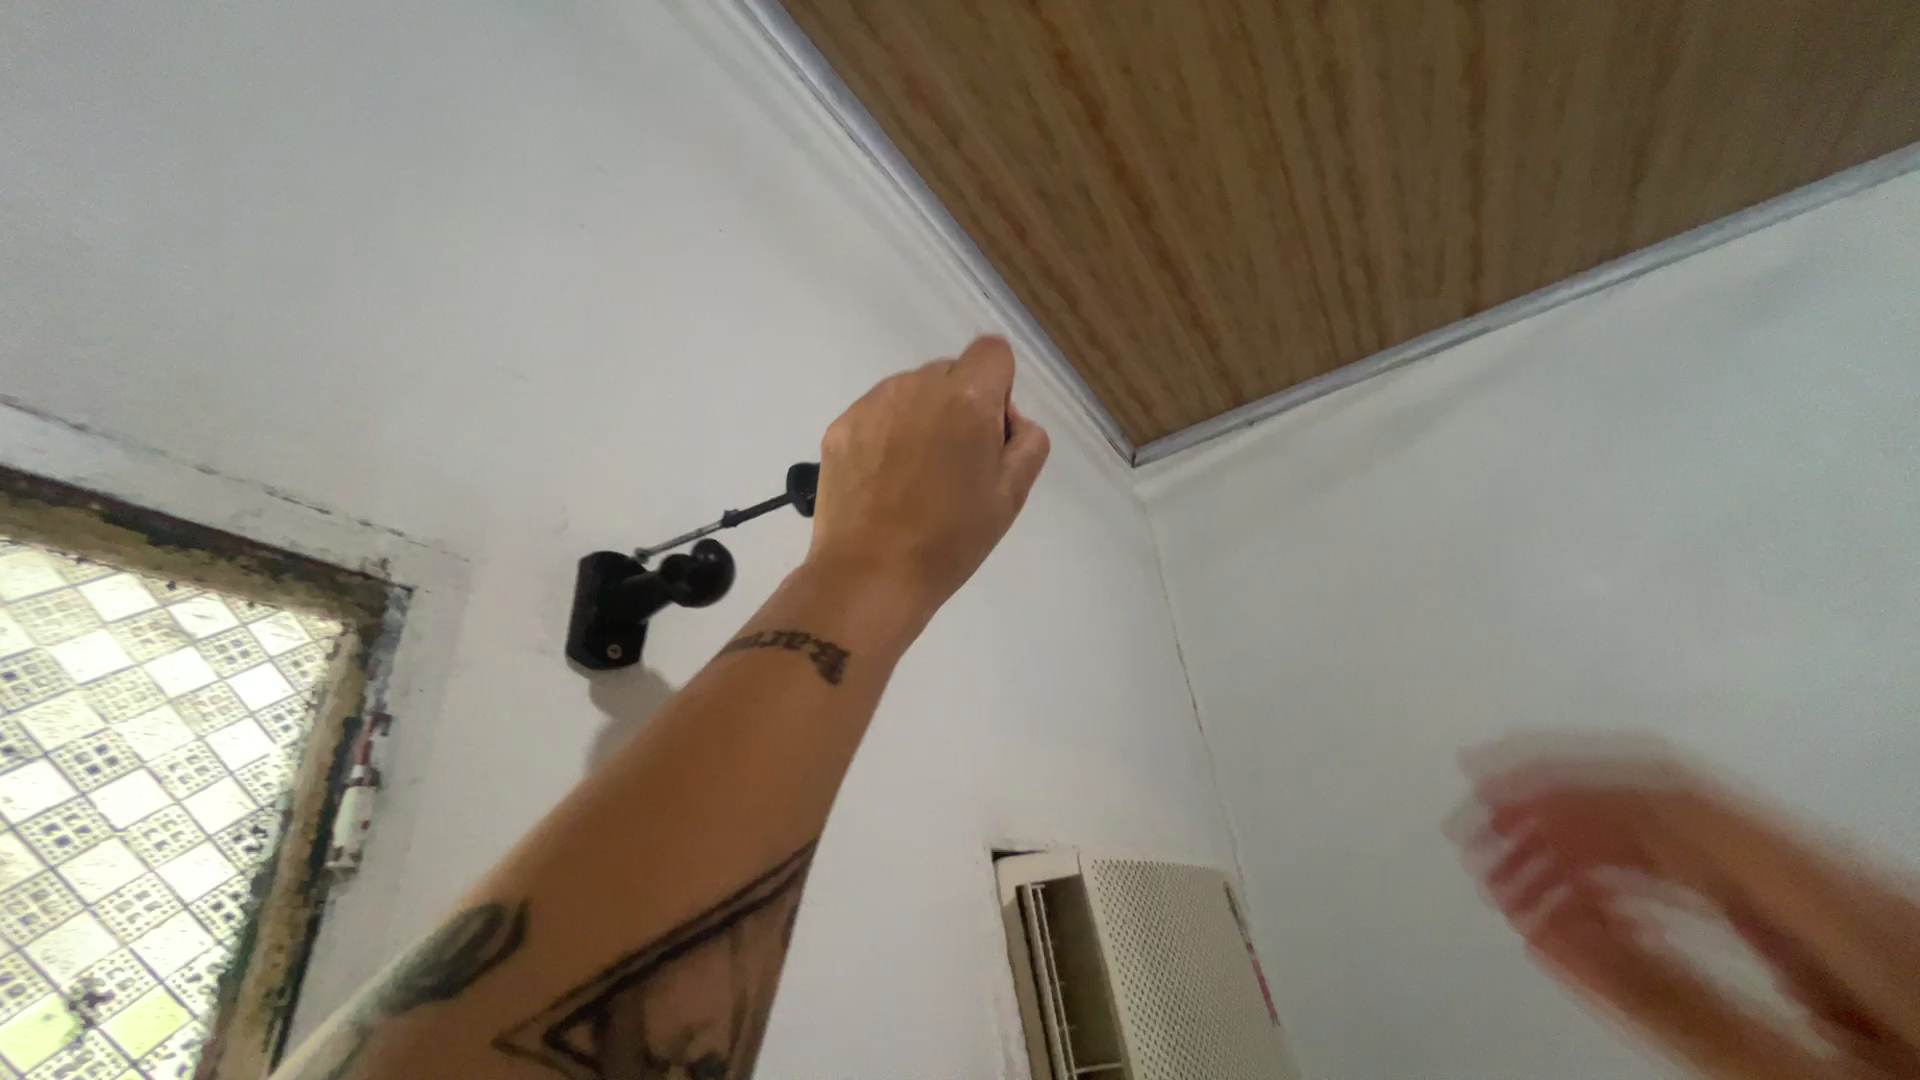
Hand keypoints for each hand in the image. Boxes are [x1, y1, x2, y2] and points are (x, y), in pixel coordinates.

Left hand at [806, 336, 1049, 617]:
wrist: (871, 575)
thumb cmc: (951, 539)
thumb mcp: (1012, 494)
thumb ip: (1027, 441)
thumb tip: (1006, 419)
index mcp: (967, 398)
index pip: (993, 352)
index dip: (998, 389)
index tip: (988, 435)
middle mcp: (917, 386)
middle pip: (950, 372)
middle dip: (960, 405)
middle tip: (954, 467)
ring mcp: (872, 404)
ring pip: (911, 392)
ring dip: (922, 418)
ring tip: (915, 479)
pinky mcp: (840, 427)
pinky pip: (876, 415)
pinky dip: (886, 436)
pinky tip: (884, 483)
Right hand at [1457, 745, 1919, 1079]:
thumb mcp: (1792, 1069)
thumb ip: (1660, 995)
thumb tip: (1537, 927)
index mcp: (1824, 888)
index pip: (1661, 796)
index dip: (1559, 780)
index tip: (1484, 788)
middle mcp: (1820, 869)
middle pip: (1657, 802)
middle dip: (1552, 806)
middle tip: (1478, 823)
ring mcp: (1824, 890)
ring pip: (1672, 829)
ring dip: (1579, 835)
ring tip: (1510, 857)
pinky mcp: (1821, 917)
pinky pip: (1700, 865)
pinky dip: (1624, 868)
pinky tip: (1583, 890)